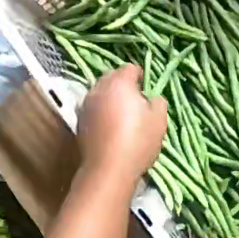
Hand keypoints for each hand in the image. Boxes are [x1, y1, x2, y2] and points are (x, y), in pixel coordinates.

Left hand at [78, 65, 167, 185]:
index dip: (140, 76)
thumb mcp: (159, 120)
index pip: (130, 68)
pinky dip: (101, 112)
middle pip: (111, 77)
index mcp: (119, 83)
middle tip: (135, 101)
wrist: (108, 169)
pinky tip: (110, 127)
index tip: (147, 90)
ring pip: (100, 93)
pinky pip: (93, 108)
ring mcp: (86, 105)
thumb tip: (152, 97)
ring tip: (122, 115)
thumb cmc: (138, 141)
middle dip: (123, 84)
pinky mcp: (79, 121)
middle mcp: (98, 89)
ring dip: (110, 98)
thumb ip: (158, 101)